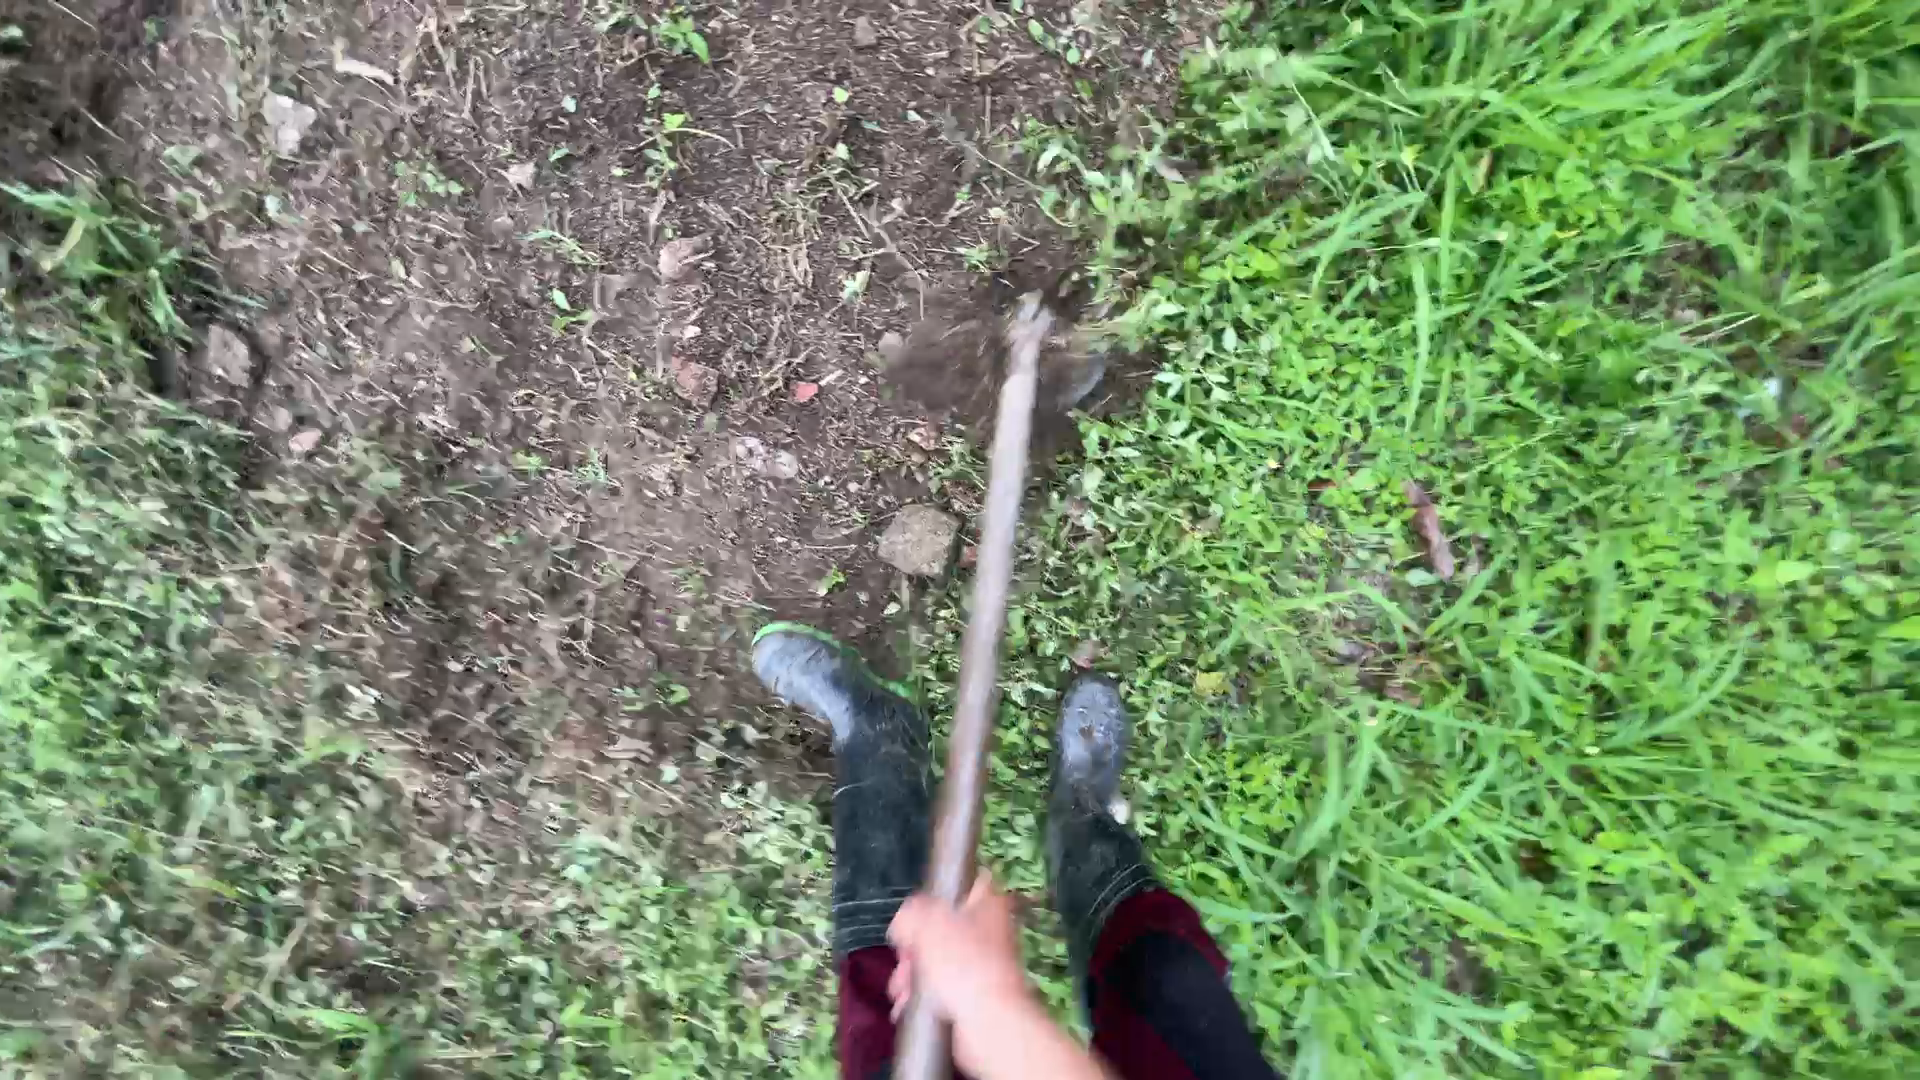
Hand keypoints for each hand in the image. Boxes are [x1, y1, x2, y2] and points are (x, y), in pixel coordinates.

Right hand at [888, 877, 1110, 1079]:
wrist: (990, 1022)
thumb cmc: (962, 962)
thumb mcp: (926, 923)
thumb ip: (910, 914)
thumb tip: (904, 924)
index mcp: (988, 900)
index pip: (965, 880)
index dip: (937, 891)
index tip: (918, 908)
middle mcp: (990, 927)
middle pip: (943, 923)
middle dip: (914, 944)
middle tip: (903, 959)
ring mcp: (985, 962)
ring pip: (939, 957)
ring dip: (913, 973)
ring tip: (900, 990)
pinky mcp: (977, 993)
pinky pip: (943, 985)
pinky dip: (923, 994)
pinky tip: (906, 1006)